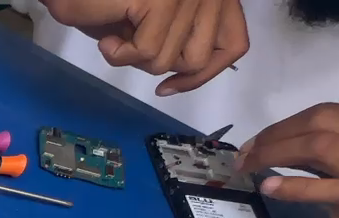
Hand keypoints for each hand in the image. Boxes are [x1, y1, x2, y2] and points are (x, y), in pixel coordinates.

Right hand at [43, 0, 247, 94]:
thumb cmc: (105, 7)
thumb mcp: (150, 30)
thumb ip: (178, 41)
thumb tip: (186, 74)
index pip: (233, 46)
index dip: (202, 76)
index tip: (167, 87)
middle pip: (197, 60)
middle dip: (157, 66)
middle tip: (133, 52)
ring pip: (166, 60)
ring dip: (131, 59)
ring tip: (118, 37)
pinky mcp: (163, 2)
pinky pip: (144, 52)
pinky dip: (117, 55)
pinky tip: (107, 40)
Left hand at [238, 104, 338, 217]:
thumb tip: (288, 148)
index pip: (331, 112)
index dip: (284, 125)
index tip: (256, 143)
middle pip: (321, 121)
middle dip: (273, 135)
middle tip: (244, 155)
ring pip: (319, 145)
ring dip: (272, 154)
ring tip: (245, 168)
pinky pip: (321, 186)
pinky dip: (290, 185)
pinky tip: (266, 187)